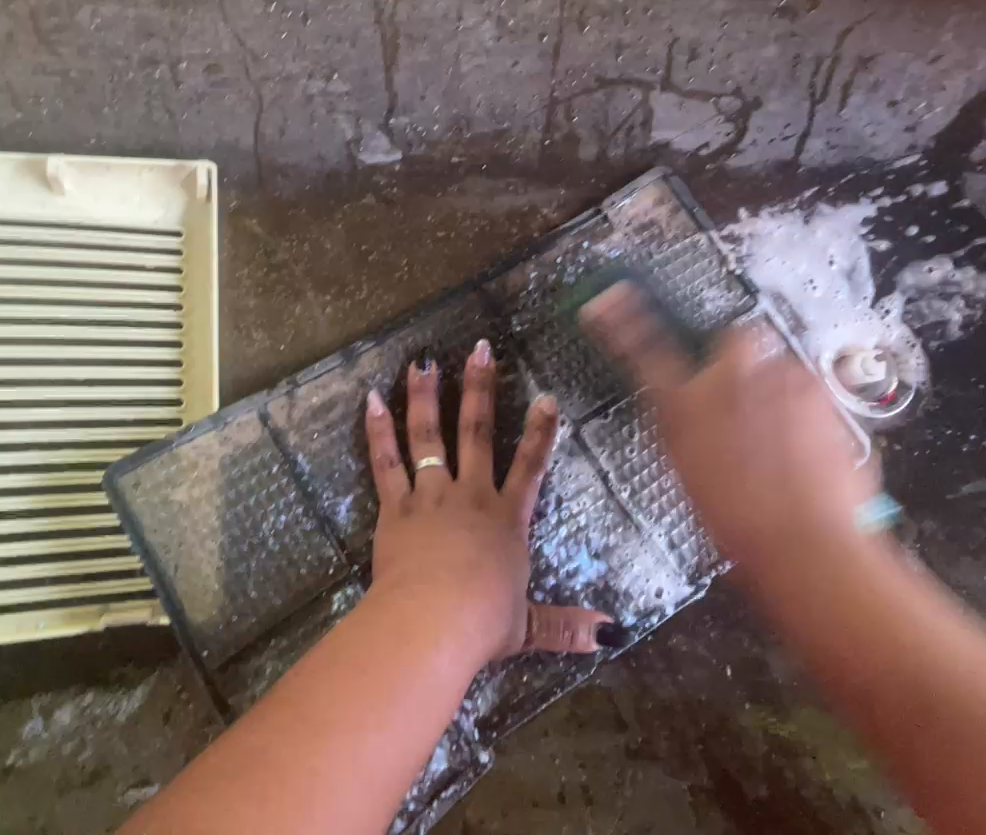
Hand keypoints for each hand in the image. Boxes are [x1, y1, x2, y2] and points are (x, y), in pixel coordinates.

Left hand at [363, 340, 615, 663]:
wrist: (433, 622)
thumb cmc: (482, 623)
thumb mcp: (528, 627)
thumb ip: (567, 626)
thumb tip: (613, 636)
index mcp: (506, 520)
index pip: (530, 467)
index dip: (540, 432)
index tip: (546, 397)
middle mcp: (470, 496)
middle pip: (475, 431)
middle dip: (479, 388)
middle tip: (480, 349)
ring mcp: (431, 496)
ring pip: (428, 435)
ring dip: (426, 395)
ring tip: (424, 361)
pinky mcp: (395, 507)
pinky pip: (386, 461)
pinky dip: (378, 430)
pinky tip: (372, 399)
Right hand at [579, 283, 878, 578]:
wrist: (806, 541)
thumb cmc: (737, 519)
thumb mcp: (687, 470)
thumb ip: (679, 426)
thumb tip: (680, 407)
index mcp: (680, 403)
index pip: (643, 347)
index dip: (624, 320)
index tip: (612, 299)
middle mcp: (726, 379)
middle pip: (731, 338)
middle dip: (737, 357)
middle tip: (741, 392)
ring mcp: (777, 380)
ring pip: (775, 363)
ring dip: (774, 384)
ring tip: (780, 431)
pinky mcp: (820, 392)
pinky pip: (807, 385)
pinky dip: (804, 404)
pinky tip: (804, 442)